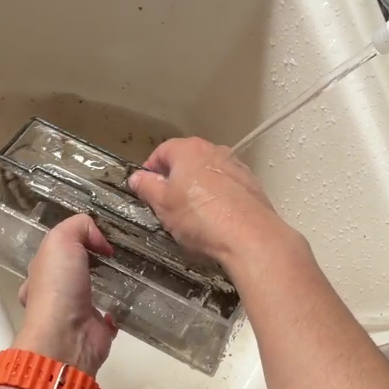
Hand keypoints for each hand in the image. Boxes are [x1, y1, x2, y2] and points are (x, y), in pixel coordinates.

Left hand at [14, 214, 117, 375]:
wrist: (67, 337)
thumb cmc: (59, 286)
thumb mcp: (60, 240)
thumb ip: (78, 227)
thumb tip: (100, 241)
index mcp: (42, 271)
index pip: (57, 251)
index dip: (77, 240)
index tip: (101, 234)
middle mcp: (57, 292)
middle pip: (78, 270)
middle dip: (96, 262)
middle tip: (119, 252)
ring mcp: (77, 312)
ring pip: (96, 291)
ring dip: (111, 282)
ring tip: (131, 268)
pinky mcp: (98, 329)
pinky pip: (112, 315)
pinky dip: (121, 308)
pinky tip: (130, 297)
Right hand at [127, 137, 293, 268]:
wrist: (249, 237)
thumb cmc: (204, 219)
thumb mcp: (163, 205)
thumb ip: (147, 187)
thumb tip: (138, 178)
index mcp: (188, 150)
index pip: (161, 152)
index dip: (150, 170)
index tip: (145, 187)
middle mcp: (214, 152)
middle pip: (187, 162)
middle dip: (175, 182)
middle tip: (166, 206)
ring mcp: (235, 168)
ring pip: (208, 176)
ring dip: (197, 191)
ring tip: (192, 218)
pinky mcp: (250, 187)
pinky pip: (226, 190)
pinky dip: (218, 201)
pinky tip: (214, 222)